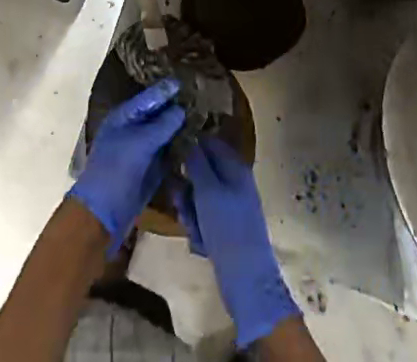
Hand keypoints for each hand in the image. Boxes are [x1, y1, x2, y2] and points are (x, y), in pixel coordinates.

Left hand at [68, 79, 184, 245]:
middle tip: (199, 98)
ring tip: (203, 117)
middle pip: (156, 115)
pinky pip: (166, 153)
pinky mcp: (149, 170)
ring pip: (163, 134)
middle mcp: (131, 130)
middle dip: (174, 108)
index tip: (183, 80)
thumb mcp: (139, 143)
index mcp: (123, 118)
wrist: (104, 211)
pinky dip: (179, 148)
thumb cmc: (117, 170)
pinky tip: (196, 144)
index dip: (164, 90)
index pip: (147, 98)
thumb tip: (180, 110)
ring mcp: (140, 151)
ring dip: (179, 128)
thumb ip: (160, 126)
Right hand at [178, 137, 300, 347]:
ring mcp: (230, 206)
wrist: (247, 279)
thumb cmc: (227, 227)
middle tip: (179, 198)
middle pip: (200, 171)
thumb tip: (188, 137)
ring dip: (188, 208)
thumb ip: (196, 161)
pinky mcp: (225, 227)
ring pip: (198, 195)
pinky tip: (199, 241)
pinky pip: (203, 216)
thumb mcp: (207, 189)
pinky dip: (197, 226)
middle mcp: (233, 183)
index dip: (190, 143)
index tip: (169, 151)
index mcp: (235, 168)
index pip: (209, 141)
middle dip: (185, 185)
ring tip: (190, 225)